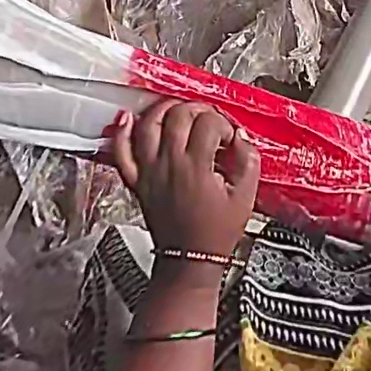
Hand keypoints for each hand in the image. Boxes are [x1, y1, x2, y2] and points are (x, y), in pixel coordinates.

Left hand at [109, 100, 259, 258]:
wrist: (189, 261)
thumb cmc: (216, 233)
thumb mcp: (245, 199)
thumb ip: (248, 162)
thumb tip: (240, 136)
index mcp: (197, 168)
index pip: (208, 124)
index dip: (223, 124)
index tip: (229, 136)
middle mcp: (170, 163)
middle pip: (178, 116)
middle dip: (197, 109)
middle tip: (208, 119)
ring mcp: (150, 169)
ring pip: (149, 124)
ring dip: (164, 108)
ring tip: (178, 108)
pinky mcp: (137, 178)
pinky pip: (122, 150)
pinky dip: (122, 131)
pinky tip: (128, 117)